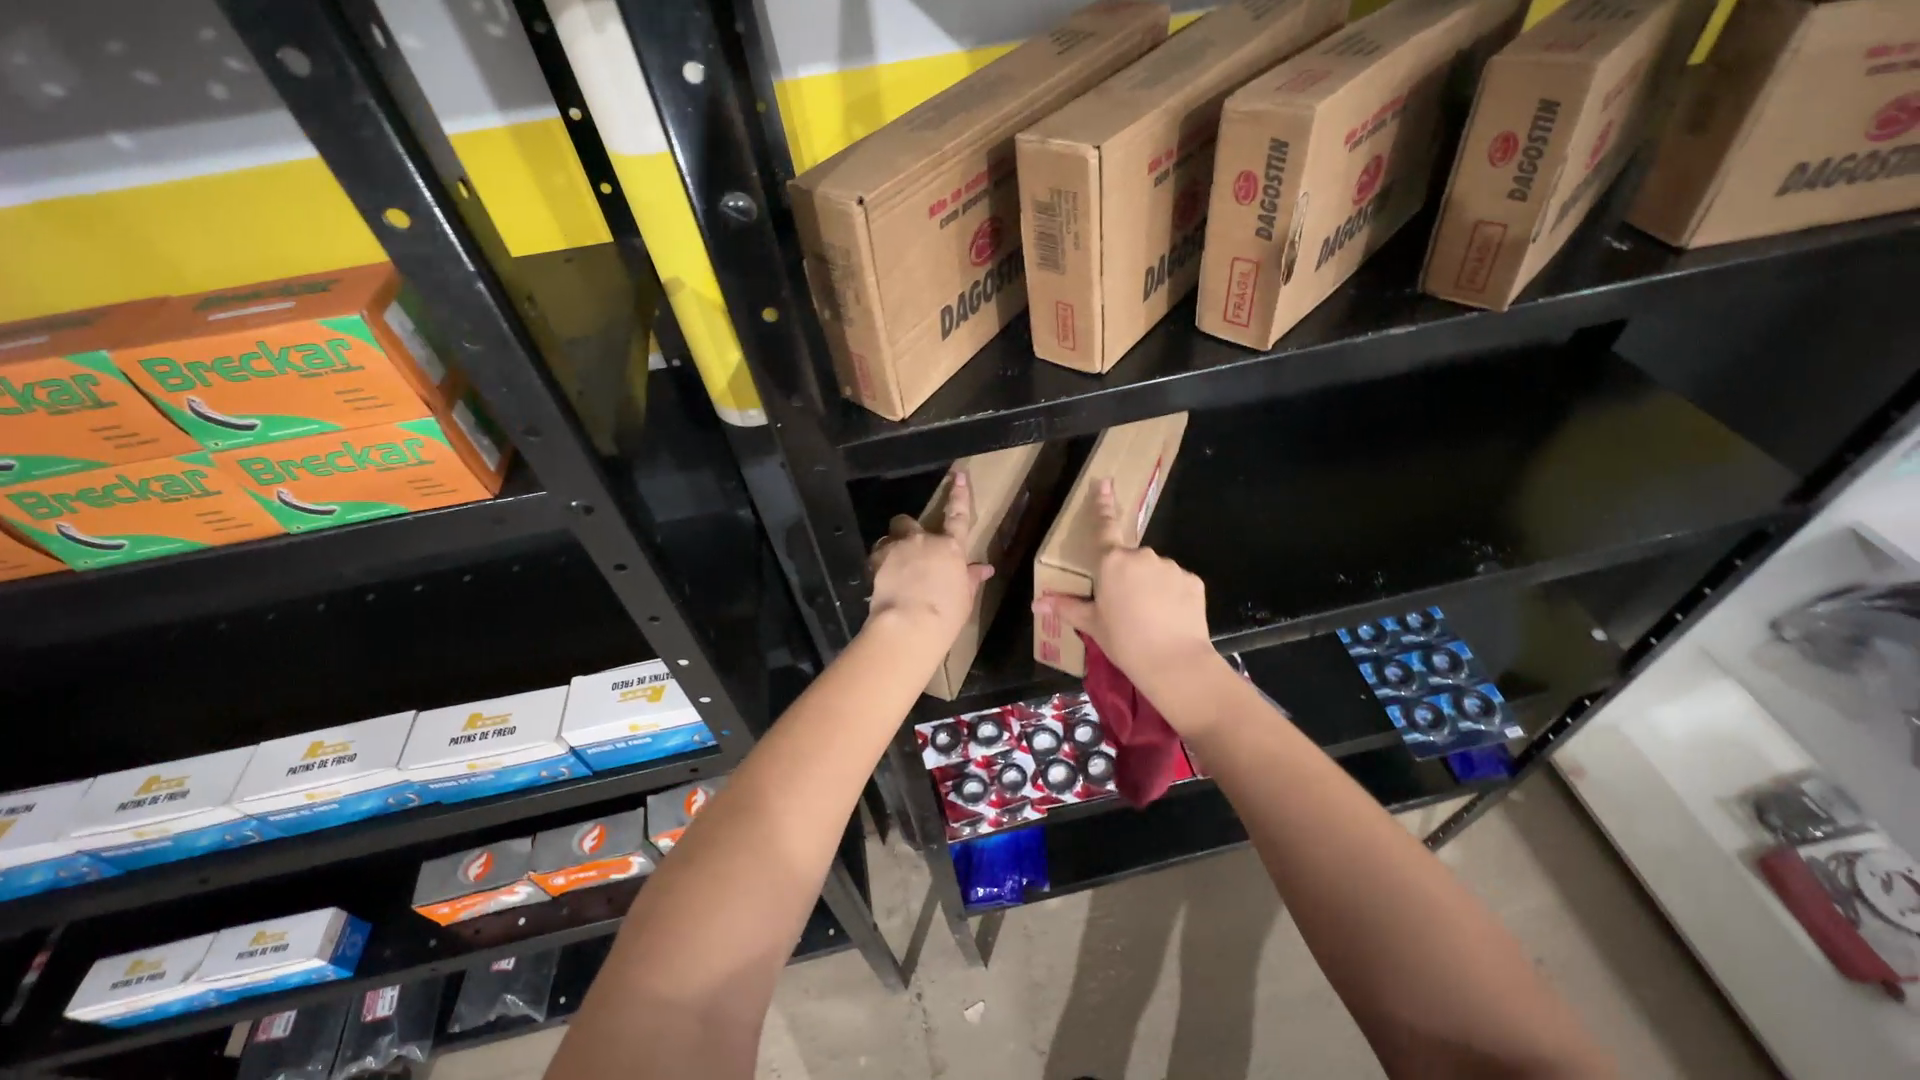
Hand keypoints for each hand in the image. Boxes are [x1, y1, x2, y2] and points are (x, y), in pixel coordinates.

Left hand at [867, 470, 993, 643]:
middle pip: (909, 522)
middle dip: (907, 531)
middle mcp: (923, 540)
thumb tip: (984, 569)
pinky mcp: (877, 561)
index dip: (958, 494)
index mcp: (950, 547)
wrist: (909, 623)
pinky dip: (879, 564)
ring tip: (893, 566)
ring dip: (891, 546)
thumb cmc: (945, 614)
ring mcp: (898, 548)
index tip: (957, 475)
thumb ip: (971, 579)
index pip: (958, 515)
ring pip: (889, 536)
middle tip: (910, 548)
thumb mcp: (965, 598)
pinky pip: (876, 555)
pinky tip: (882, 579)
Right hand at [1032, 478, 1225, 701]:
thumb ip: (1066, 607)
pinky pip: (1176, 584)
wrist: (1174, 661)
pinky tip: (1169, 618)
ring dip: (1150, 586)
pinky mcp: (1193, 581)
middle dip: (1127, 576)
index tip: (1105, 483)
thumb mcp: (1092, 625)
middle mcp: (1141, 556)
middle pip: (1129, 559)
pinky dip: (1171, 596)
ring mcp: (1170, 567)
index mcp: (1111, 563)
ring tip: (1150, 618)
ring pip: (1154, 571)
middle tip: (1125, 608)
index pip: (1104, 527)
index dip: (1103, 504)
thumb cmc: (1124, 642)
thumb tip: (1037, 604)